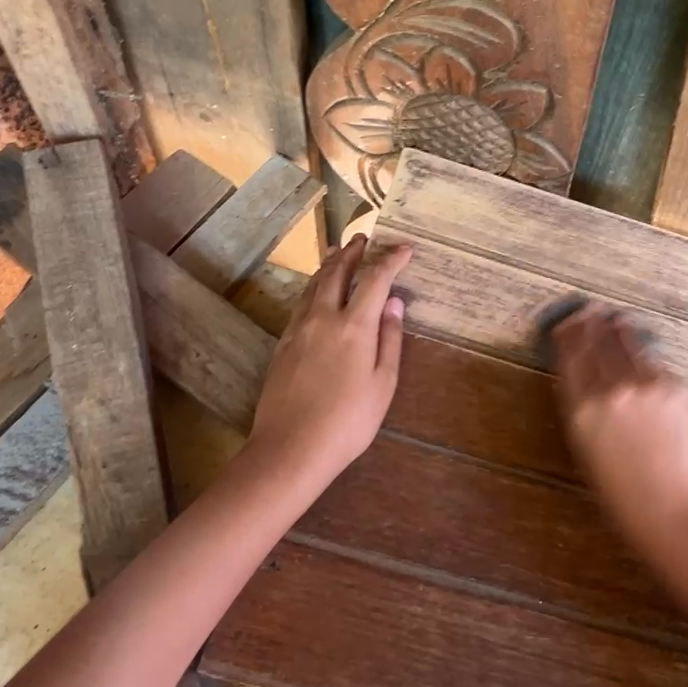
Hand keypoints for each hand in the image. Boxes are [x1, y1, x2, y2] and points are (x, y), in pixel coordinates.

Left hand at [247, 235, 411, 481]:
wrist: (290, 448)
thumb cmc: (348, 421)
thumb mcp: (382, 384)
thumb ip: (390, 339)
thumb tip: (395, 303)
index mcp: (353, 326)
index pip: (375, 280)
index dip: (391, 260)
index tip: (405, 249)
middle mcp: (323, 318)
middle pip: (337, 273)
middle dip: (352, 252)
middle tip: (363, 238)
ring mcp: (298, 329)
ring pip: (314, 285)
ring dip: (329, 265)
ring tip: (337, 253)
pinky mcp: (282, 344)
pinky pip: (301, 303)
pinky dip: (313, 287)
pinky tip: (316, 292)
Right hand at [551, 304, 687, 541]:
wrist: (673, 507)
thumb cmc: (622, 492)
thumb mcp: (585, 449)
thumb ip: (582, 408)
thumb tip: (584, 376)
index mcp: (581, 409)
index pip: (570, 356)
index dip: (567, 335)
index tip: (565, 323)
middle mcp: (610, 389)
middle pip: (597, 340)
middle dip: (590, 324)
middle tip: (589, 311)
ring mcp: (645, 384)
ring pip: (627, 343)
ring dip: (618, 329)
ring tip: (614, 318)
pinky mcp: (674, 386)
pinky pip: (654, 363)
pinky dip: (645, 357)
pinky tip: (641, 353)